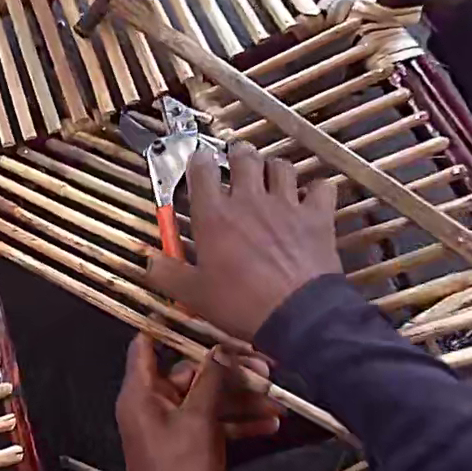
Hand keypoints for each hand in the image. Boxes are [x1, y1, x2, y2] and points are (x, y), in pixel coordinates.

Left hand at [115, 333, 283, 470]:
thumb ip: (211, 379)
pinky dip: (238, 422)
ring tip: (275, 398)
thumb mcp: (199, 421)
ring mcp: (173, 425)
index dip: (171, 325)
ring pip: (208, 398)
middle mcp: (153, 404)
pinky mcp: (191, 445)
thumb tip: (222, 347)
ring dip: (240, 398)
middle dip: (228, 370)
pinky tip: (271, 424)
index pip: (147, 345)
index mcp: (141, 393)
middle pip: (190, 371)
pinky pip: (214, 423)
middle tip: (264, 367)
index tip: (202, 312)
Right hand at [147, 142, 340, 342]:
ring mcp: (286, 205)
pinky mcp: (316, 216)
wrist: (298, 315)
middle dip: (238, 155)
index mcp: (216, 216)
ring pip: (281, 165)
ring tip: (270, 177)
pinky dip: (318, 190)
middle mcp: (250, 201)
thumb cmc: (243, 304)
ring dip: (274, 168)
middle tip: (237, 162)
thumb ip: (168, 274)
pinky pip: (322, 187)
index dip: (199, 161)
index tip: (200, 163)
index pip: (202, 169)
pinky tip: (312, 197)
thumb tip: (149, 263)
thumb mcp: (194, 295)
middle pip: (243, 157)